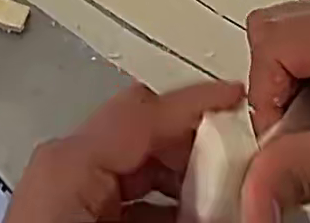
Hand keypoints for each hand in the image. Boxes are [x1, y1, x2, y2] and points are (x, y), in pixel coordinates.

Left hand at [8, 80, 244, 221]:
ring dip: (181, 179)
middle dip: (194, 145)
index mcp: (70, 162)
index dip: (196, 104)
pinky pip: (123, 196)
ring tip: (222, 200)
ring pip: (135, 163)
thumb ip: (190, 216)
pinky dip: (159, 206)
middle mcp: (64, 164)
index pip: (145, 111)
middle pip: (142, 131)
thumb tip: (245, 208)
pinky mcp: (69, 214)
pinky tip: (189, 221)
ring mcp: (64, 190)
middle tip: (241, 163)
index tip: (236, 99)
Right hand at [241, 0, 309, 222]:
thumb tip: (245, 190)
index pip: (268, 39)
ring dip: (287, 100)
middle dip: (273, 93)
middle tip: (301, 139)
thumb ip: (291, 171)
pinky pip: (296, 62)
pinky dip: (300, 101)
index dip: (266, 95)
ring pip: (277, 48)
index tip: (284, 141)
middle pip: (268, 36)